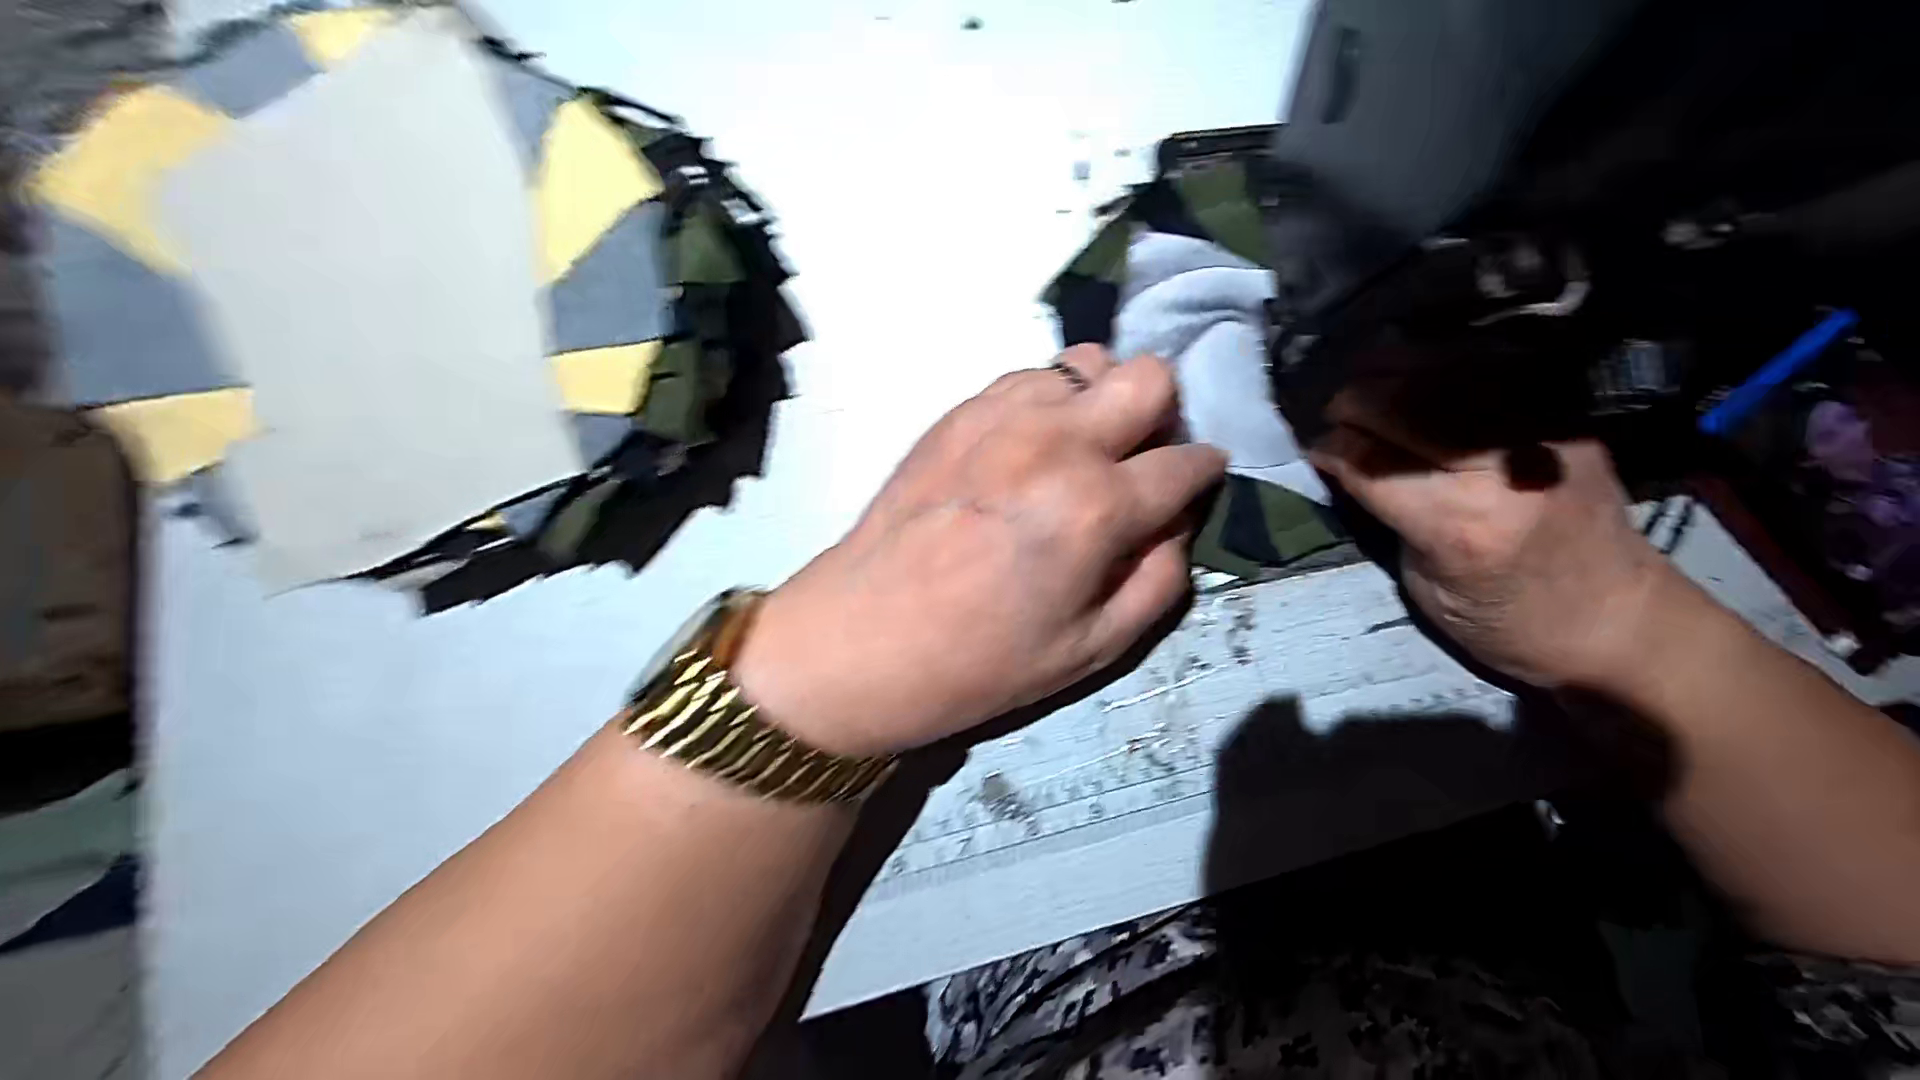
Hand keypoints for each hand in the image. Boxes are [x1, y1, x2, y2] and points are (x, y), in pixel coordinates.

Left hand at [732, 347, 1225, 757]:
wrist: (863, 638)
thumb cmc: (980, 660)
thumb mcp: (1093, 648)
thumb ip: (1159, 578)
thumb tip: (1175, 519)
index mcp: (1097, 506)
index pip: (1188, 460)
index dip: (1203, 472)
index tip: (1194, 483)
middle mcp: (1056, 440)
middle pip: (1149, 376)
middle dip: (1161, 414)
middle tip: (1137, 459)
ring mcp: (1000, 417)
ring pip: (1085, 363)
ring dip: (1098, 402)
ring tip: (1077, 451)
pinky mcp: (957, 413)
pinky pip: (1027, 378)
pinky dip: (1046, 403)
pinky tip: (1025, 448)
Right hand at [1309, 393, 1680, 691]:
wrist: (1615, 618)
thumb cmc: (1501, 617)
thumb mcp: (1419, 578)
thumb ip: (1383, 508)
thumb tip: (1339, 454)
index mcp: (1458, 522)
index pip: (1364, 458)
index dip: (1325, 445)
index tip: (1307, 446)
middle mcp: (1502, 466)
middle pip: (1397, 404)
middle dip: (1349, 405)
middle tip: (1330, 416)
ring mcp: (1541, 431)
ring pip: (1438, 372)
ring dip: (1388, 375)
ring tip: (1364, 387)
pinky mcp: (1567, 416)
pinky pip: (1484, 371)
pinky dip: (1436, 368)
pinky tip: (1412, 375)